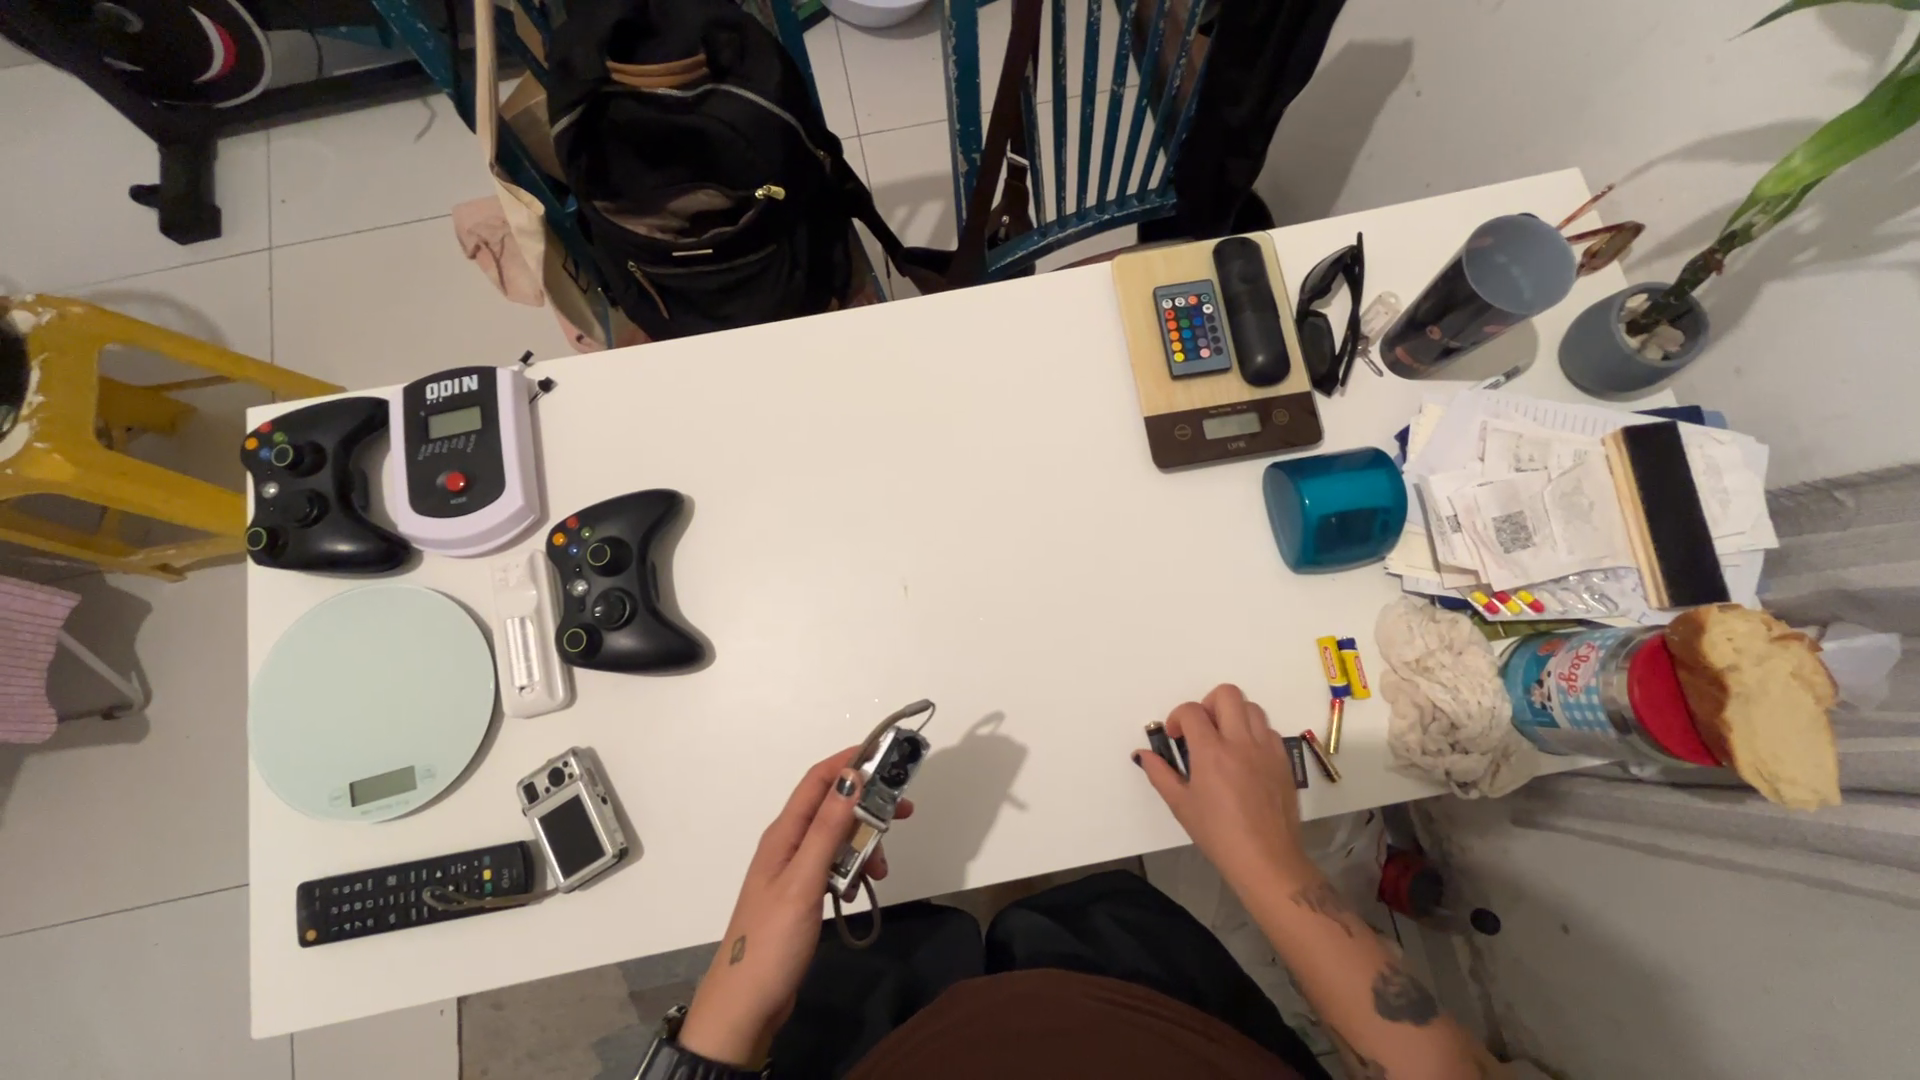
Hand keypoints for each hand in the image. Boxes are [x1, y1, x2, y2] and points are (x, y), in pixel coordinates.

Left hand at [678, 747, 912, 1066]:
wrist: (746, 1005)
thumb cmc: (772, 941)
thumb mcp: (804, 881)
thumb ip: (828, 828)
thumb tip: (850, 775)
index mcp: (784, 833)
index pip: (819, 780)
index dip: (850, 760)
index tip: (887, 753)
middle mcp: (788, 843)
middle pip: (833, 806)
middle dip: (868, 805)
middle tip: (903, 812)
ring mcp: (795, 869)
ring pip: (839, 837)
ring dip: (864, 844)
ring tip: (879, 871)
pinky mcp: (803, 893)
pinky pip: (835, 865)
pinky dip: (854, 869)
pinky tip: (861, 889)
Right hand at [1134, 684, 1315, 894]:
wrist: (1265, 859)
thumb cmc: (1217, 833)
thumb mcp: (1180, 805)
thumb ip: (1159, 773)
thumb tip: (1143, 754)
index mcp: (1211, 751)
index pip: (1191, 711)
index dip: (1177, 717)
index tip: (1175, 737)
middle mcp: (1241, 742)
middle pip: (1227, 694)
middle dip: (1207, 703)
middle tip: (1201, 728)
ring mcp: (1266, 749)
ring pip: (1252, 707)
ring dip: (1233, 715)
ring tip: (1224, 739)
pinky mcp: (1284, 761)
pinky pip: (1269, 730)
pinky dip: (1254, 733)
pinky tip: (1245, 757)